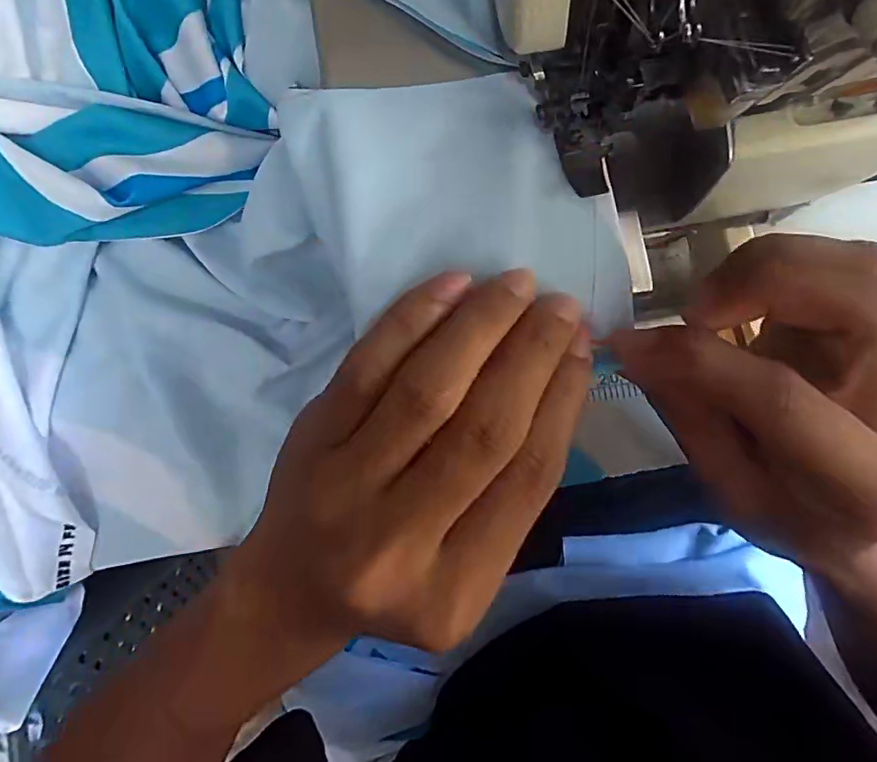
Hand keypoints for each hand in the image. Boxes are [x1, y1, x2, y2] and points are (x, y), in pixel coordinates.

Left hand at [226, 268, 592, 656]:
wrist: (293, 586)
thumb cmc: (400, 571)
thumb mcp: (469, 560)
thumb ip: (514, 482)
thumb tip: (562, 370)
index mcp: (456, 590)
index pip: (529, 476)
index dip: (563, 399)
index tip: (583, 345)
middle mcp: (397, 546)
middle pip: (484, 430)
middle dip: (533, 354)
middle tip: (561, 306)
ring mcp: (344, 490)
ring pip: (428, 389)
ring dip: (481, 325)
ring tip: (517, 285)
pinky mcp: (308, 441)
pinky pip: (368, 365)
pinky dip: (415, 318)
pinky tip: (453, 285)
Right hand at [608, 234, 876, 576]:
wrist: (855, 518)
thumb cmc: (788, 514)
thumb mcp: (726, 488)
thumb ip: (687, 411)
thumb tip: (636, 342)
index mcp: (873, 483)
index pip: (786, 399)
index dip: (701, 360)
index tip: (632, 342)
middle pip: (860, 303)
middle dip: (761, 283)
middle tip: (695, 311)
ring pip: (864, 268)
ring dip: (775, 266)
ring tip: (720, 301)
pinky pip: (855, 262)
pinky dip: (793, 261)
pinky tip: (754, 290)